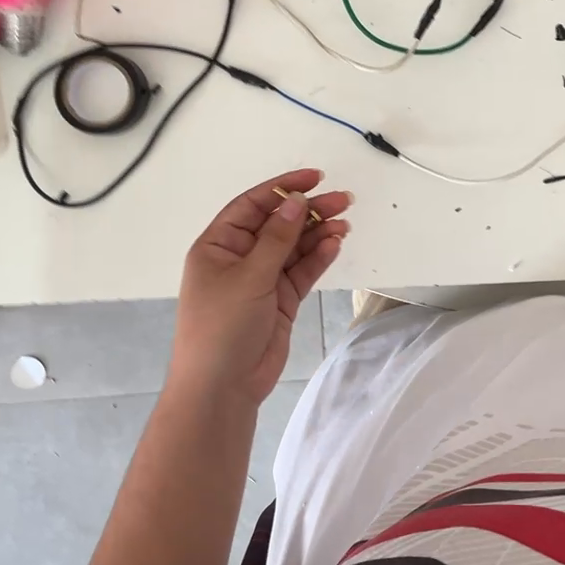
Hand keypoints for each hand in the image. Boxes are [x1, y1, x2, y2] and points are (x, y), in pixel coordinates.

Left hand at [170, 169, 351, 404]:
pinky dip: (319, 257)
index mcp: (218, 245)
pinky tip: (335, 244)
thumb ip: (276, 238)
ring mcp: (261, 280)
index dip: (282, 188)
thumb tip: (296, 200)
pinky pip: (302, 271)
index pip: (252, 205)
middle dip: (309, 211)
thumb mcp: (248, 277)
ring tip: (345, 222)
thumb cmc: (222, 326)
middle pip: (279, 224)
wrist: (222, 387)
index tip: (315, 178)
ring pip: (294, 247)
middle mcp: (240, 258)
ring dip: (318, 233)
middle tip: (343, 200)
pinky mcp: (280, 300)